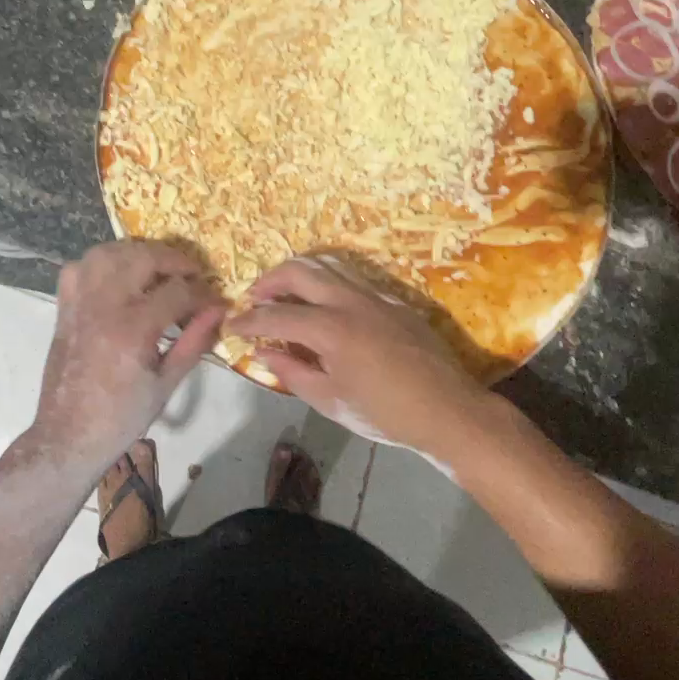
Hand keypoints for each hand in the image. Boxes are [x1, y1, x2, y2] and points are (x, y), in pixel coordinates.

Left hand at [32, 241, 225, 464]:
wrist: (68, 437)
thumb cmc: (122, 417)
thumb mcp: (166, 384)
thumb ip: (193, 342)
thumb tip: (218, 311)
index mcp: (132, 329)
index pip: (177, 292)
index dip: (203, 294)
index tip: (216, 302)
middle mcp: (103, 307)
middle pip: (142, 257)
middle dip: (173, 260)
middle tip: (191, 275)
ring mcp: (79, 304)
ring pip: (108, 253)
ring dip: (137, 253)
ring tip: (157, 269)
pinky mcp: (64, 308)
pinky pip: (80, 267)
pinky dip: (102, 263)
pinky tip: (119, 277)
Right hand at [226, 257, 492, 454]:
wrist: (447, 410)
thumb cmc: (385, 414)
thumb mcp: (330, 402)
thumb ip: (292, 373)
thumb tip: (265, 353)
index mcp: (331, 330)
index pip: (276, 316)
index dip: (248, 322)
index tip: (231, 326)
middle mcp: (350, 302)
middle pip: (299, 271)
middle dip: (269, 282)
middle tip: (255, 300)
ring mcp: (375, 296)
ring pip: (327, 265)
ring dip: (299, 275)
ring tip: (285, 296)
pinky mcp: (392, 300)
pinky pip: (351, 278)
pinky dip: (327, 283)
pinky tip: (324, 307)